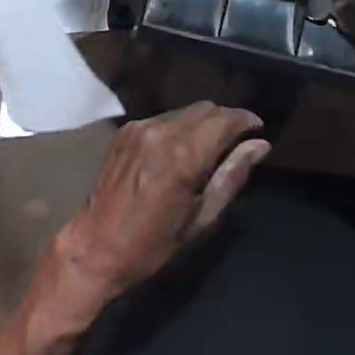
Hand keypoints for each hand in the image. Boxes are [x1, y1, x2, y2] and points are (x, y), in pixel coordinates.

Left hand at [47, 103, 269, 312]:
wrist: (94, 246)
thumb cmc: (152, 244)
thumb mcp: (201, 218)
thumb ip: (232, 176)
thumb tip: (260, 146)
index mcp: (184, 155)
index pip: (225, 119)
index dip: (246, 119)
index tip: (258, 128)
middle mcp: (162, 131)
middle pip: (205, 108)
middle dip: (226, 119)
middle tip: (237, 141)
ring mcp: (140, 127)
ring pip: (184, 111)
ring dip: (202, 122)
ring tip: (210, 146)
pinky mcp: (125, 130)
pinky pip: (163, 118)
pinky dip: (178, 127)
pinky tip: (179, 149)